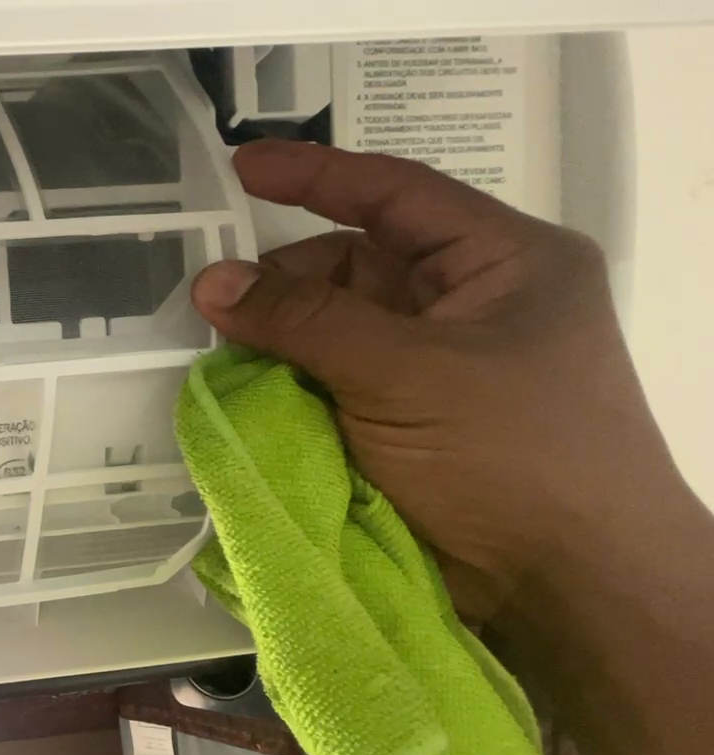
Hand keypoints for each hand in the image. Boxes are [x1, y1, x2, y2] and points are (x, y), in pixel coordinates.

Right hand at [189, 140, 689, 624]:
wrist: (553, 578)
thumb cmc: (509, 452)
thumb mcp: (404, 371)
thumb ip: (302, 322)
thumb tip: (210, 282)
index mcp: (497, 265)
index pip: (394, 196)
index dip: (315, 176)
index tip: (238, 170)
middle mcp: (457, 307)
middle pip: (346, 269)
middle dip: (278, 283)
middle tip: (208, 306)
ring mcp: (417, 369)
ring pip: (321, 331)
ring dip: (269, 341)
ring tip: (213, 357)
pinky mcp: (383, 421)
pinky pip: (313, 384)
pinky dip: (273, 386)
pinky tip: (233, 394)